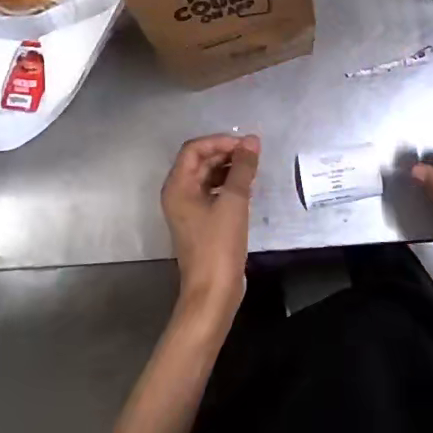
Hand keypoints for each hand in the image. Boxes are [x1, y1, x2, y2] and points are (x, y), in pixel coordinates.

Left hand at [160, 134, 259, 320]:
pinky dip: (229, 186)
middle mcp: (178, 194)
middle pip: (200, 161)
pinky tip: (249, 189)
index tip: (246, 146)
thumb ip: (243, 168)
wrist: (213, 291)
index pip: (194, 149)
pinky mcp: (201, 222)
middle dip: (226, 153)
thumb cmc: (219, 245)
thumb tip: (252, 141)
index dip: (220, 141)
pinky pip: (213, 193)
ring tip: (254, 170)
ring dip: (229, 169)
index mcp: (178, 186)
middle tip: (254, 155)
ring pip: (208, 177)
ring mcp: (189, 210)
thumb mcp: (234, 202)